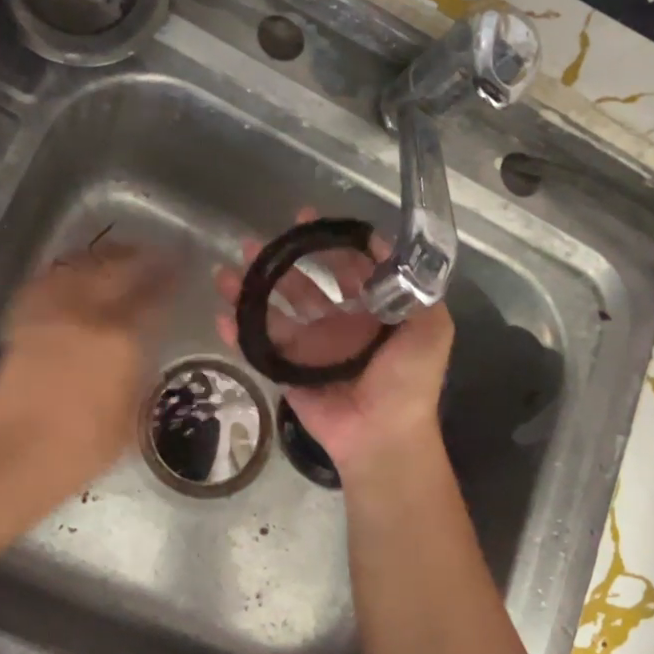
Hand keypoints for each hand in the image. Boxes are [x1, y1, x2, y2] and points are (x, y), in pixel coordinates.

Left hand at [0, 243, 169, 490]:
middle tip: (153, 254)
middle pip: (116, 268)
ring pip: (79, 267)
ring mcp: (50, 314)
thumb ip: (138, 368)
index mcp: (120, 338)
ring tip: (116, 257)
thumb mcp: (132, 411)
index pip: (152, 294)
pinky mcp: (24, 322)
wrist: (19, 456)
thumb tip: (140, 344)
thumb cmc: (85, 447)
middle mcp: (85, 314)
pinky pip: (48, 282)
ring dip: (102, 258)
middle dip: (139, 257)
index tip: (180, 265)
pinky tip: (74, 275)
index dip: (169, 276)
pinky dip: (66, 272)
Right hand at [213, 210, 453, 477]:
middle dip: (278, 262)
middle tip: (254, 243)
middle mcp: (336, 324)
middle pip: (301, 285)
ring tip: (226, 272)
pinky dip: (238, 332)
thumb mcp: (431, 327)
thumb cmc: (407, 380)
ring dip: (250, 289)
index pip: (345, 268)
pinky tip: (222, 314)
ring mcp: (308, 348)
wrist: (381, 433)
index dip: (326, 244)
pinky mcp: (286, 371)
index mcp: (369, 312)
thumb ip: (413, 286)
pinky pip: (259, 347)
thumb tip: (382, 242)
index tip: (304, 220)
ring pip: (273, 311)